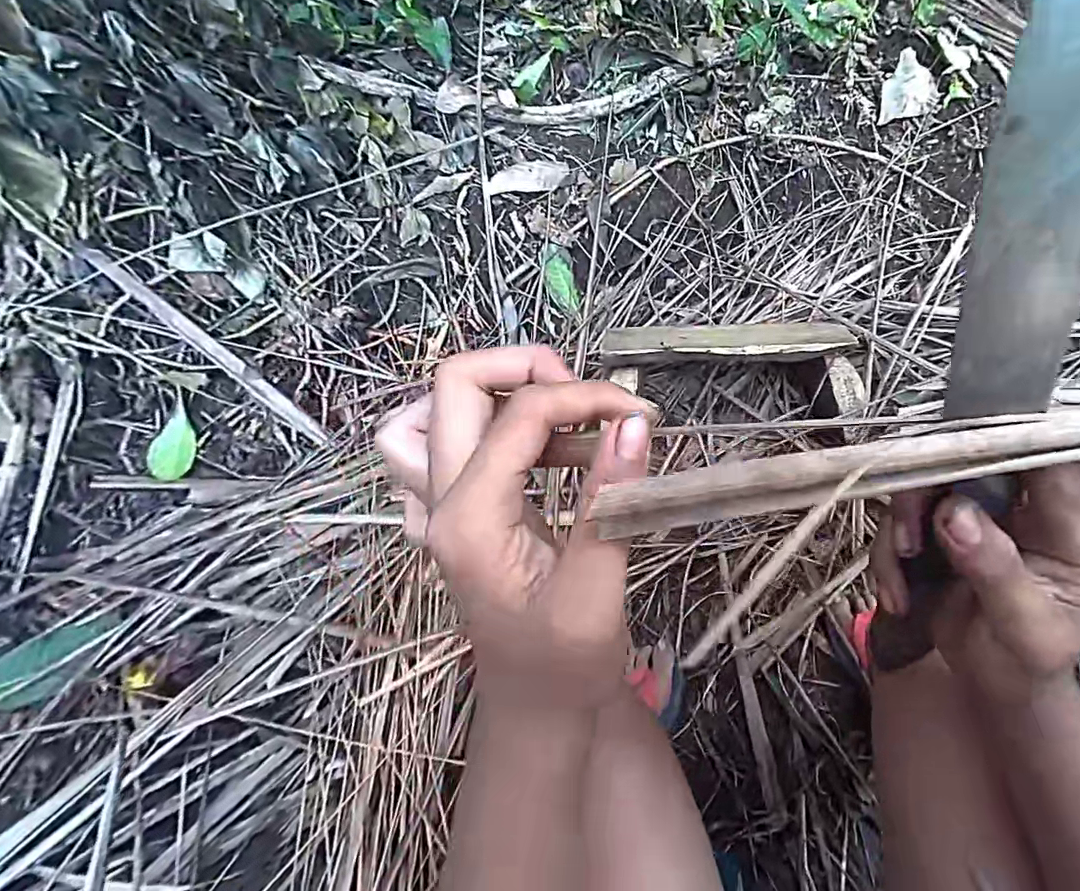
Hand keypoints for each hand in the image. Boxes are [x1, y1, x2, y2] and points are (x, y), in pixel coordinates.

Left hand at [376, 346, 650, 712]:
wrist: (534, 712)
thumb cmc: (565, 666)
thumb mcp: (596, 587)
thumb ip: (610, 501)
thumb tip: (635, 423)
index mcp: (468, 520)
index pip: (520, 415)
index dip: (586, 397)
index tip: (639, 415)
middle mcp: (441, 501)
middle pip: (451, 385)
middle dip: (524, 367)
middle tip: (585, 397)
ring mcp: (440, 504)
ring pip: (439, 408)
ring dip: (507, 392)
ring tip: (571, 420)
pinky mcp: (459, 509)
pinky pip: (454, 440)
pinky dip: (502, 423)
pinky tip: (552, 450)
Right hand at [872, 465, 1079, 703]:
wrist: (995, 687)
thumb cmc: (1029, 663)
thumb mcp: (1024, 629)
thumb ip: (996, 570)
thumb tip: (955, 512)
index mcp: (1072, 528)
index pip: (1052, 459)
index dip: (1009, 439)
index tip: (958, 449)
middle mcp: (1027, 507)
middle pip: (977, 457)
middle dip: (931, 488)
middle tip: (910, 534)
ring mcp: (982, 511)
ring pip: (930, 479)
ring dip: (904, 518)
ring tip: (904, 564)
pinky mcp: (942, 521)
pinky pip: (905, 512)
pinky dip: (891, 548)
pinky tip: (898, 592)